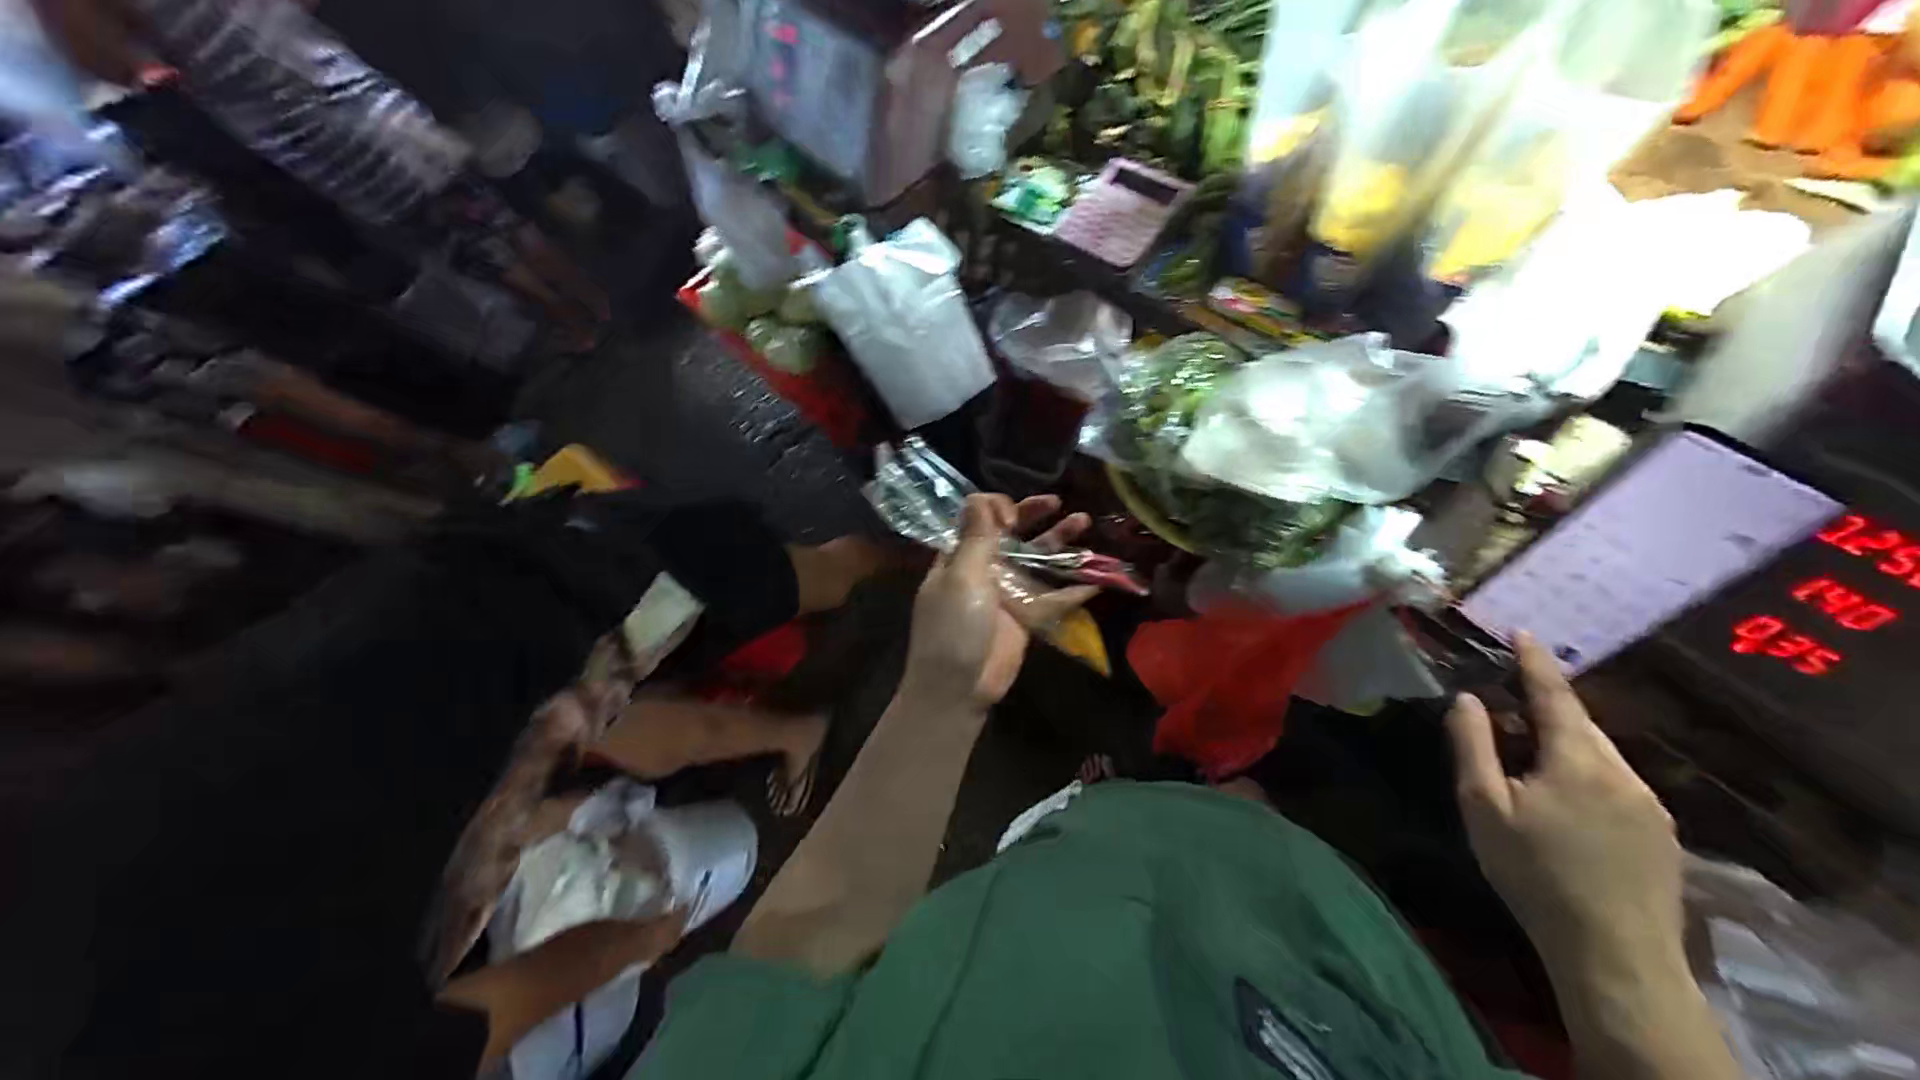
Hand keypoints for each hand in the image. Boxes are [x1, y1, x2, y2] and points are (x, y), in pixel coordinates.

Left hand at [903, 494, 1095, 707]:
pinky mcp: (1027, 617)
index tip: (1012, 518)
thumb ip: (975, 537)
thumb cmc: (952, 627)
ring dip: (1060, 542)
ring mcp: (1008, 593)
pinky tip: (1099, 577)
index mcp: (960, 556)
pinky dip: (1075, 588)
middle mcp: (985, 569)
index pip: (981, 520)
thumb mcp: (961, 576)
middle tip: (1059, 502)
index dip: (998, 510)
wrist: (958, 686)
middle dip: (1035, 516)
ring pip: (1038, 560)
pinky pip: (1054, 596)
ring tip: (1084, 522)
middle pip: (1014, 535)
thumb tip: (979, 497)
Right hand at [1446, 633, 1682, 975]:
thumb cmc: (1533, 872)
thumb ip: (1473, 745)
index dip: (1536, 662)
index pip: (1555, 696)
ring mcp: (1650, 804)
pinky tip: (1563, 799)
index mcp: (1577, 761)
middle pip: (1580, 724)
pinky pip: (1616, 780)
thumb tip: (1467, 698)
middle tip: (1504, 711)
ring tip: (1528, 758)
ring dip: (1564, 742)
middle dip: (1544, 707)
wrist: (1615, 953)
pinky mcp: (1661, 833)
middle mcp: (1622, 772)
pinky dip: (1584, 770)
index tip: (1523, 632)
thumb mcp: (1483, 805)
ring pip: (1600, 753)